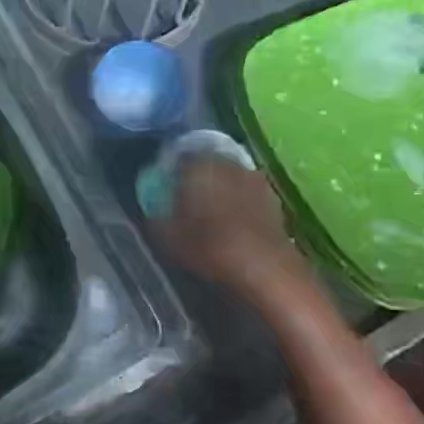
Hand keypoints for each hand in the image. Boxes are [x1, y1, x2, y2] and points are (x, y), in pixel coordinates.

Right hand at [152, 157, 304, 297]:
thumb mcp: (170, 240)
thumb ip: (156, 220)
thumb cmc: (210, 247)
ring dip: (221, 188)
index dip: (172, 171)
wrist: (264, 267)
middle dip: (198, 177)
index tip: (167, 187)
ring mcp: (253, 177)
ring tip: (213, 212)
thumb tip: (152, 213)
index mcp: (198, 166)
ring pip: (230, 176)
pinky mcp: (272, 196)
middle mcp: (227, 163)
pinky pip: (247, 192)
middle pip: (207, 163)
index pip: (179, 157)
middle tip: (188, 198)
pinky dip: (240, 201)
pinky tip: (235, 221)